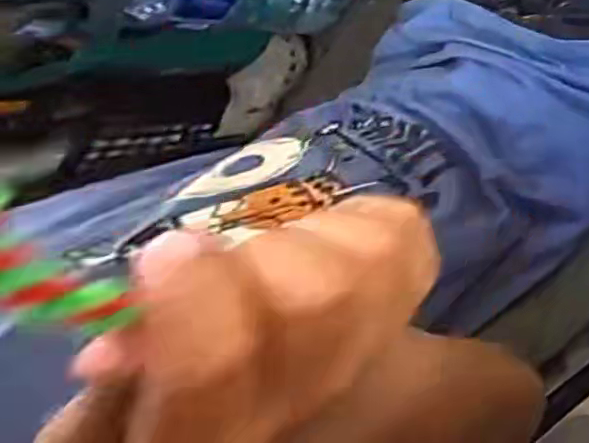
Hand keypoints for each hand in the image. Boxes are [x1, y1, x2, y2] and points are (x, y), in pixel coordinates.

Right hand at [38, 197, 441, 442]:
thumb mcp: (139, 389)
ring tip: (277, 249)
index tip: (165, 246)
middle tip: (230, 250)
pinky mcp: (426, 271)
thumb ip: (129, 363)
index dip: (193, 298)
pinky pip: (396, 221)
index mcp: (218, 430)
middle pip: (316, 296)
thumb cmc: (212, 375)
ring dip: (307, 232)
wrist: (322, 375)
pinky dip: (353, 213)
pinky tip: (328, 235)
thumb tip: (116, 340)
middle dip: (260, 254)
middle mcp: (315, 388)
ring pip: (364, 254)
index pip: (215, 367)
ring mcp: (386, 329)